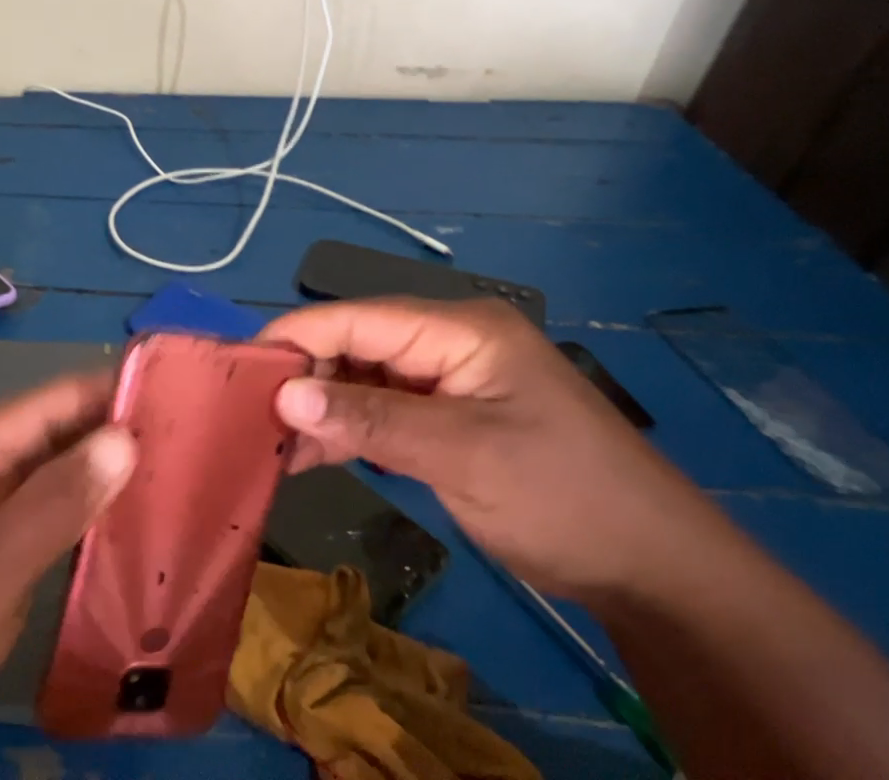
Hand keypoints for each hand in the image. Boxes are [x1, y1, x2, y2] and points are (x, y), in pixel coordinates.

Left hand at [0, 372, 136, 778]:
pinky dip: (84, 507)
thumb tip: (124, 439)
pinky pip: (44, 510)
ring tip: (173, 466)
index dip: (104, 392)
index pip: (44, 405)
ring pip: (49, 473)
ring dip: (101, 469)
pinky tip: (127, 517)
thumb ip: (56, 503)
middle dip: (110, 430)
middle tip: (187, 434)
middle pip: (49, 434)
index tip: (173, 392)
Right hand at [258, 298, 735, 601]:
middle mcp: (447, 343)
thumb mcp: (462, 455)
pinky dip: (343, 433)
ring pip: (359, 380)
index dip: (293, 341)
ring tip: (267, 446)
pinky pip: (379, 412)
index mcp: (459, 330)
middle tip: (248, 422)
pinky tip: (306, 458)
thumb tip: (284, 395)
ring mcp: (447, 382)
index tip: (235, 378)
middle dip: (301, 379)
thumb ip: (370, 419)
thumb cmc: (564, 498)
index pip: (353, 318)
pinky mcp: (446, 419)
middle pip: (352, 344)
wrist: (653, 569)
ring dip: (317, 410)